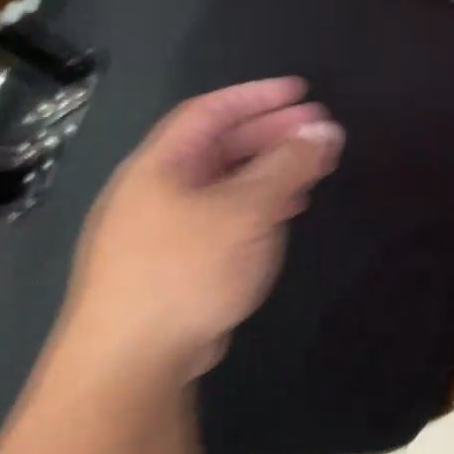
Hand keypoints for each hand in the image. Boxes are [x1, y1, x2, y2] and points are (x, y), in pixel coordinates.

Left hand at [61, 78, 343, 381]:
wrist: (129, 362)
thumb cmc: (185, 270)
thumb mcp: (247, 210)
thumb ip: (289, 165)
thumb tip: (325, 128)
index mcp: (160, 167)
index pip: (209, 112)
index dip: (256, 96)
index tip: (302, 91)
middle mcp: (156, 190)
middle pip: (218, 145)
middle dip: (271, 132)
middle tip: (319, 128)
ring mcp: (163, 227)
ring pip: (225, 180)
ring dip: (271, 167)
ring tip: (314, 166)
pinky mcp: (176, 261)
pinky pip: (226, 212)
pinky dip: (261, 200)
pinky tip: (287, 210)